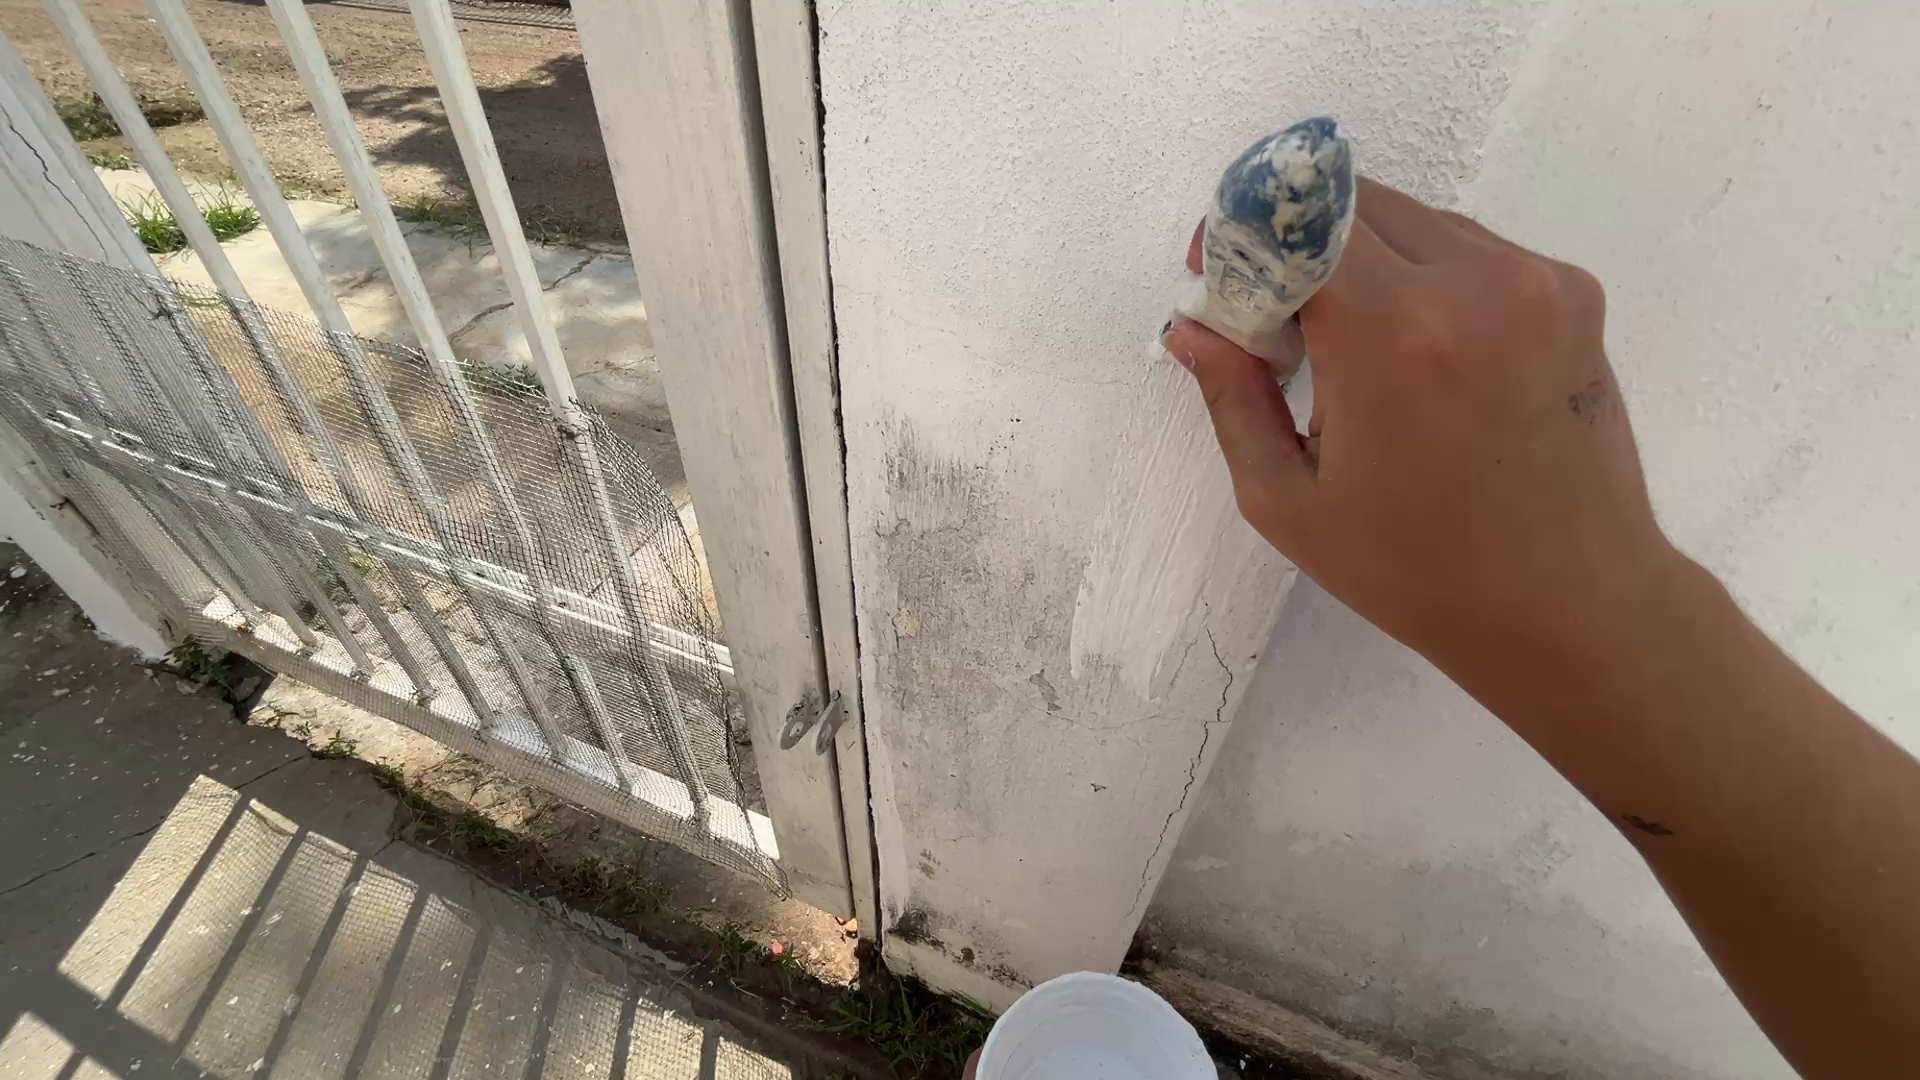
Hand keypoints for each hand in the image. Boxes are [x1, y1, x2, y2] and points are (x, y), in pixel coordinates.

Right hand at [1165, 177, 1682, 687]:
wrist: (1569, 605)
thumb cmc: (1408, 568)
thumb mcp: (1284, 500)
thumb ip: (1231, 399)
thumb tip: (1190, 329)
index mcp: (1392, 338)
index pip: (1301, 222)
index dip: (1243, 230)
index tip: (1213, 268)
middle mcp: (1475, 284)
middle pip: (1353, 203)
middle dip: (1289, 241)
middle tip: (1265, 314)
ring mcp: (1536, 281)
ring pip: (1409, 220)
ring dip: (1350, 259)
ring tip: (1333, 344)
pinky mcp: (1570, 294)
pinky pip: (1463, 249)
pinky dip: (1409, 275)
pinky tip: (1400, 353)